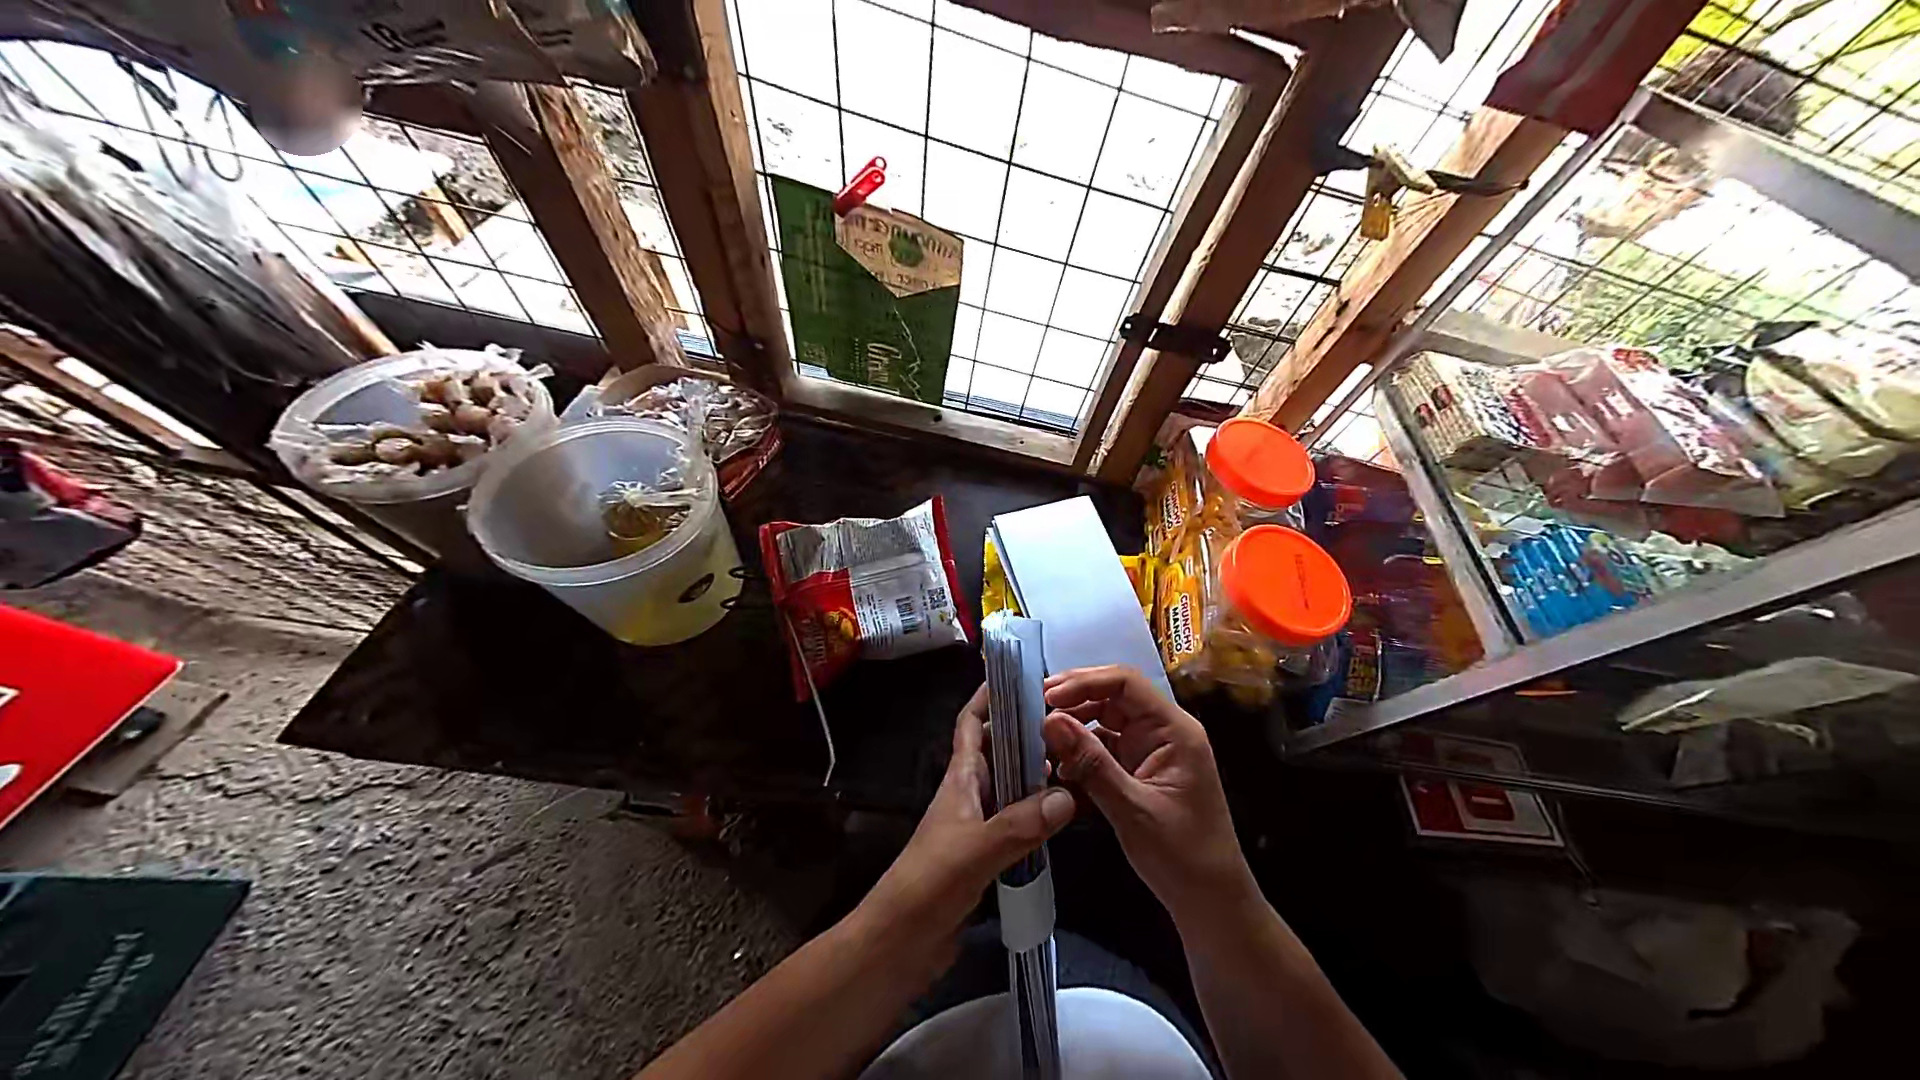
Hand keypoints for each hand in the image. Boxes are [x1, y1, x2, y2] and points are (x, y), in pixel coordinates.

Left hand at [859, 684, 1076, 953]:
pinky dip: (1037, 813)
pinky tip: (1062, 816)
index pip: (971, 724)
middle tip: (1069, 723)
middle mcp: (968, 794)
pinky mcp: (985, 855)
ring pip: (1010, 786)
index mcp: (959, 779)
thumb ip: (1020, 824)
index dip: (989, 698)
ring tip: (1075, 762)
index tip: (1020, 678)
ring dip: (1036, 773)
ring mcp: (976, 825)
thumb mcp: (976, 850)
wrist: (900, 942)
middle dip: (1026, 733)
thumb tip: (1067, 795)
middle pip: (998, 751)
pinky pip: (1016, 821)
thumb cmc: (929, 884)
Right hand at [1042, 665, 1253, 925]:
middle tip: (1032, 709)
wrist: (1210, 902)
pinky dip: (1080, 751)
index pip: (1126, 683)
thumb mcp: (1132, 809)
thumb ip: (1091, 763)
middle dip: (1073, 700)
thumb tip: (1050, 720)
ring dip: (1073, 726)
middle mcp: (1162, 730)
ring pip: (1105, 719)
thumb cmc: (1182, 855)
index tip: (1046, 696)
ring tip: (1041, 739)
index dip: (1084, 682)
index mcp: (1174, 730)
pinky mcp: (1139, 767)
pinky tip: (1058, 766)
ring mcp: (1150, 748)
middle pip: (1113, 695)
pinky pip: (1104, 745)